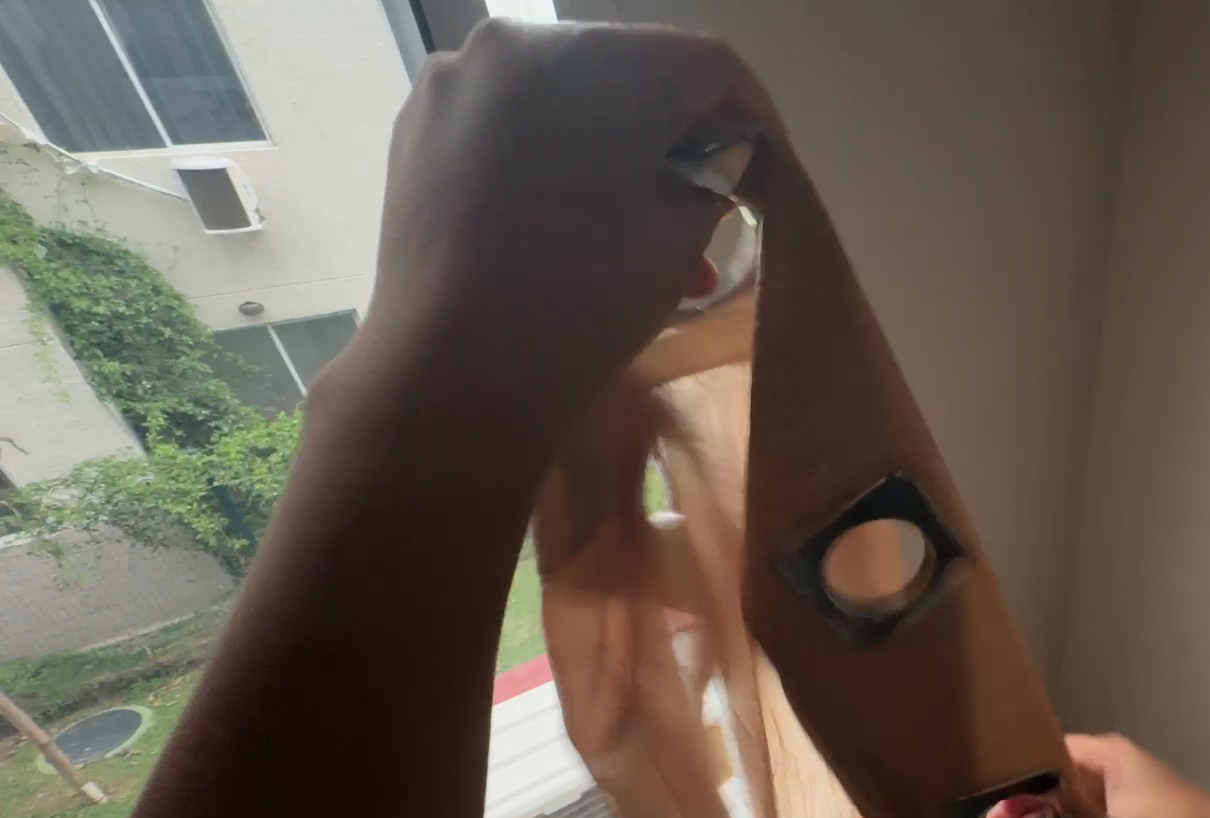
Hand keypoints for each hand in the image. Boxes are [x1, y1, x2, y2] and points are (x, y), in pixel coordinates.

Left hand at [335, 18, 766, 424]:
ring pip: (578, 97)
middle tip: (714, 204)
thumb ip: (714, 182)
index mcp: (599, 66)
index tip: (771, 167)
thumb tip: (718, 161)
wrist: (456, 368)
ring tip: (651, 235)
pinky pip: (523, 120)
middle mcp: (520, 44)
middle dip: (688, 136)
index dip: (756, 113)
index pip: (708, 62)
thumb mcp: (679, 242)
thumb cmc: (587, 303)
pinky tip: (582, 223)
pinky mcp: (425, 120)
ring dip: (630, 154)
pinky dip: (570, 158)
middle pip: (637, 70)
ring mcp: (461, 78)